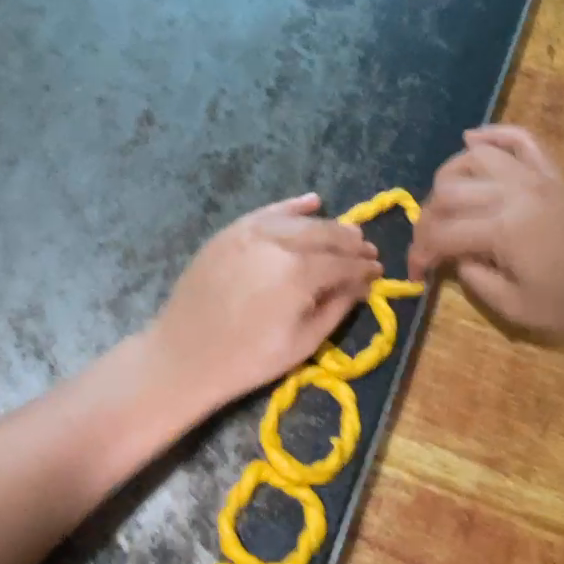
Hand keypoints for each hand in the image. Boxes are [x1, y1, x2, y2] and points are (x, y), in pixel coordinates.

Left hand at [151, 194, 381, 408]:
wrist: (185, 356)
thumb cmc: (248, 360)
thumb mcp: (303, 342)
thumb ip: (336, 307)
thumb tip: (362, 285)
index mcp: (299, 272)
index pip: (343, 264)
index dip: (364, 268)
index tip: (378, 272)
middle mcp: (278, 242)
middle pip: (325, 235)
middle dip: (351, 243)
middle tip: (367, 250)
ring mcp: (250, 233)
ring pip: (299, 221)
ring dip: (327, 226)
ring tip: (346, 233)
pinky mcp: (230, 233)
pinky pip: (268, 213)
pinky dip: (292, 207)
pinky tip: (312, 203)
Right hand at [408, 125, 563, 344]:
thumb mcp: (516, 308)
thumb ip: (476, 281)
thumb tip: (458, 258)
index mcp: (503, 229)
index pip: (442, 233)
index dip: (420, 253)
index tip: (416, 273)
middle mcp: (513, 192)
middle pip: (449, 191)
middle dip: (427, 219)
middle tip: (429, 246)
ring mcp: (535, 178)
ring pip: (475, 159)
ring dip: (448, 178)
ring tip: (442, 203)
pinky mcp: (552, 175)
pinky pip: (520, 140)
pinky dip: (493, 135)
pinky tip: (472, 139)